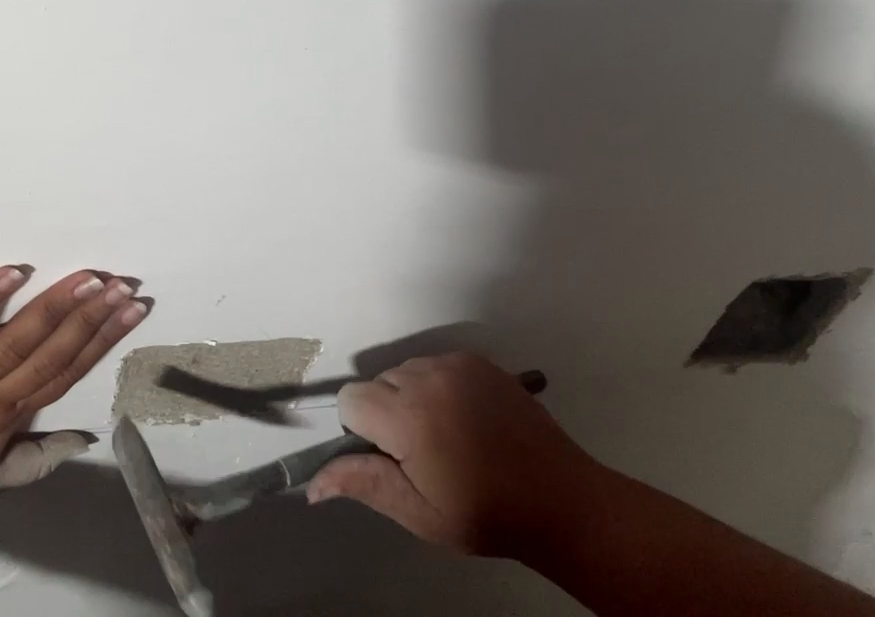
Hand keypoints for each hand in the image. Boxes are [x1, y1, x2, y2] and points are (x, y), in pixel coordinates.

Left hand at [0, 266, 148, 517]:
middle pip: (51, 353)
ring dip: (55, 307)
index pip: (65, 373)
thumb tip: (84, 439)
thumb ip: (32, 457)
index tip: (133, 311)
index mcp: (8, 421)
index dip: (102, 341)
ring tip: (89, 279)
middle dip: (92, 318)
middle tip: (124, 285)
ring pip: (16, 339)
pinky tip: (14, 272)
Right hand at [305, 353, 599, 558]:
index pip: (350, 399)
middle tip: (422, 454)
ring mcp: (457, 365)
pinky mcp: (480, 362)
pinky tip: (465, 419)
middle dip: (387, 413)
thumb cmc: (486, 513)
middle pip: (377, 382)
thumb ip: (364, 484)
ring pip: (405, 371)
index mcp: (408, 416)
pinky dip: (438, 386)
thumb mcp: (419, 512)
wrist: (562, 500)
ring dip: (411, 398)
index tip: (393, 458)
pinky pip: (435, 364)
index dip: (362, 431)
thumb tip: (313, 484)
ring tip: (447, 436)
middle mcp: (428, 378)